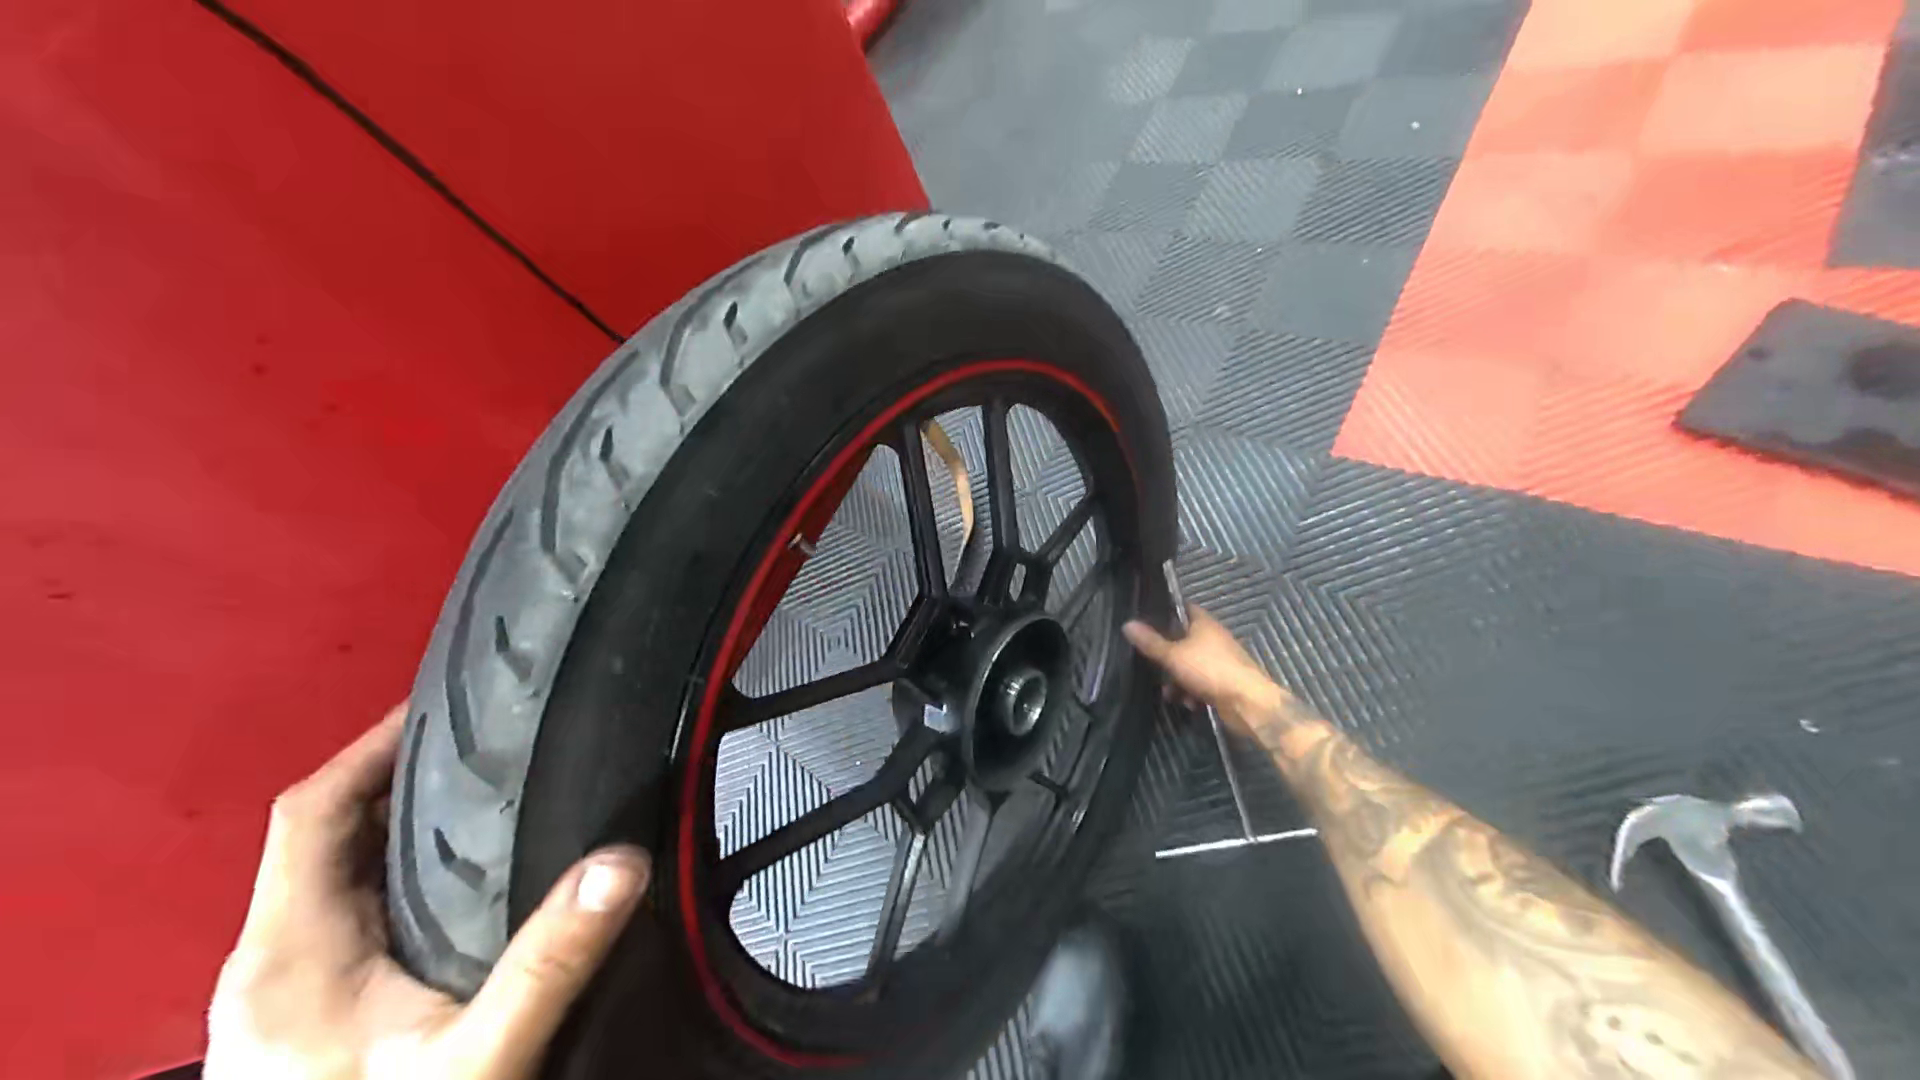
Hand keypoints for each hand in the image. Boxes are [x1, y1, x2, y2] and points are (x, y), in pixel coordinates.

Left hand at [206, 704, 649, 1079]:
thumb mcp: (474, 1059)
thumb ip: (548, 963)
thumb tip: (624, 863)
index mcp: (288, 952)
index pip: (310, 811)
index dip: (370, 746)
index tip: (441, 705)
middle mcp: (270, 963)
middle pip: (323, 835)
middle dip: (397, 777)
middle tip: (485, 744)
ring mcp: (280, 996)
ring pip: (332, 875)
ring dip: (398, 825)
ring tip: (480, 793)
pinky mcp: (300, 1021)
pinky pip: (346, 912)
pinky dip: (395, 871)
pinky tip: (454, 884)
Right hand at [1123, 607, 1288, 724]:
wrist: (1248, 702)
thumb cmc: (1209, 670)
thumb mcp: (1173, 656)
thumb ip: (1150, 642)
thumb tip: (1127, 624)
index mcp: (1203, 623)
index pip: (1182, 609)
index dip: (1164, 613)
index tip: (1146, 621)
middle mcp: (1213, 638)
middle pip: (1183, 640)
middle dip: (1167, 656)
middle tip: (1152, 665)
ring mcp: (1220, 660)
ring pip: (1190, 664)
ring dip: (1177, 679)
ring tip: (1169, 693)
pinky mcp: (1224, 681)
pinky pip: (1201, 682)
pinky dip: (1192, 691)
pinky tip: (1188, 703)